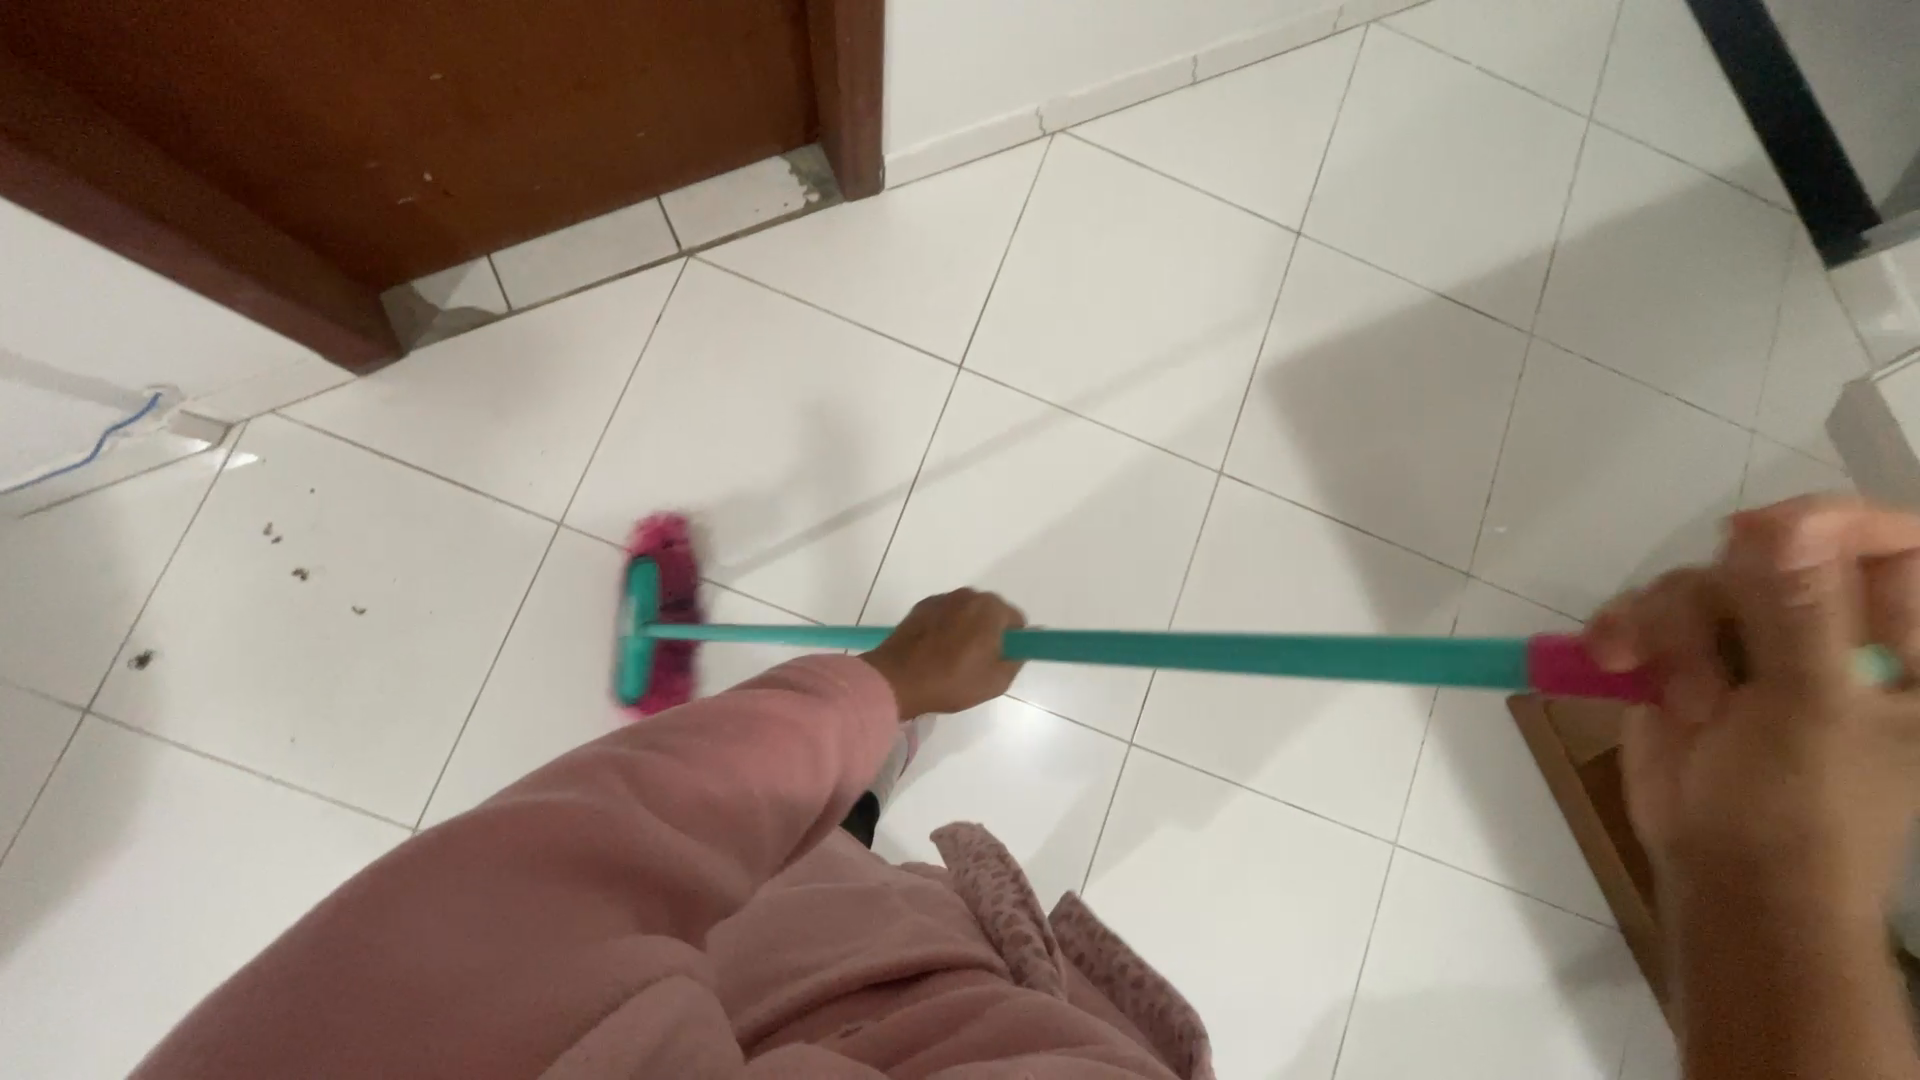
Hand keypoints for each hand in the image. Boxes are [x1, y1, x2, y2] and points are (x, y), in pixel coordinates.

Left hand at [860, 589, 1025, 718]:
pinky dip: (945, 629)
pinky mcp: (920, 607)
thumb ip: (1018, 657)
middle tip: (977, 665)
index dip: (1012, 643)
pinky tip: (935, 653)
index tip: (999, 662)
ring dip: (966, 631)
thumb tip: (1031, 638)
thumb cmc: (951, 681)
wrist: (896, 680)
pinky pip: (945, 616)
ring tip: (952, 661)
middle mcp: (968, 595)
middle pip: (991, 614)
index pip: (1017, 622)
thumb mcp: (996, 680)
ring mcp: (941, 599)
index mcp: (990, 608)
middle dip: (989, 634)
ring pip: (966, 614)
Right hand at [1585, 495, 1919, 916]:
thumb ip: (1799, 614)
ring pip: (1694, 583)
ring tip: (1671, 693)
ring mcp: (1746, 645)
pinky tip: (1615, 664)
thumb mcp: (1813, 709)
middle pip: (1768, 555)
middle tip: (1703, 639)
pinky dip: (1619, 633)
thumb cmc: (1803, 805)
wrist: (1722, 867)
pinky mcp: (1678, 659)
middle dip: (1721, 593)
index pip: (1890, 544)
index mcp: (1902, 643)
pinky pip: (1640, 612)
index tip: (1764, 535)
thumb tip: (1783, 523)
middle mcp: (1825, 631)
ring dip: (1663, 628)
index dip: (1833, 524)